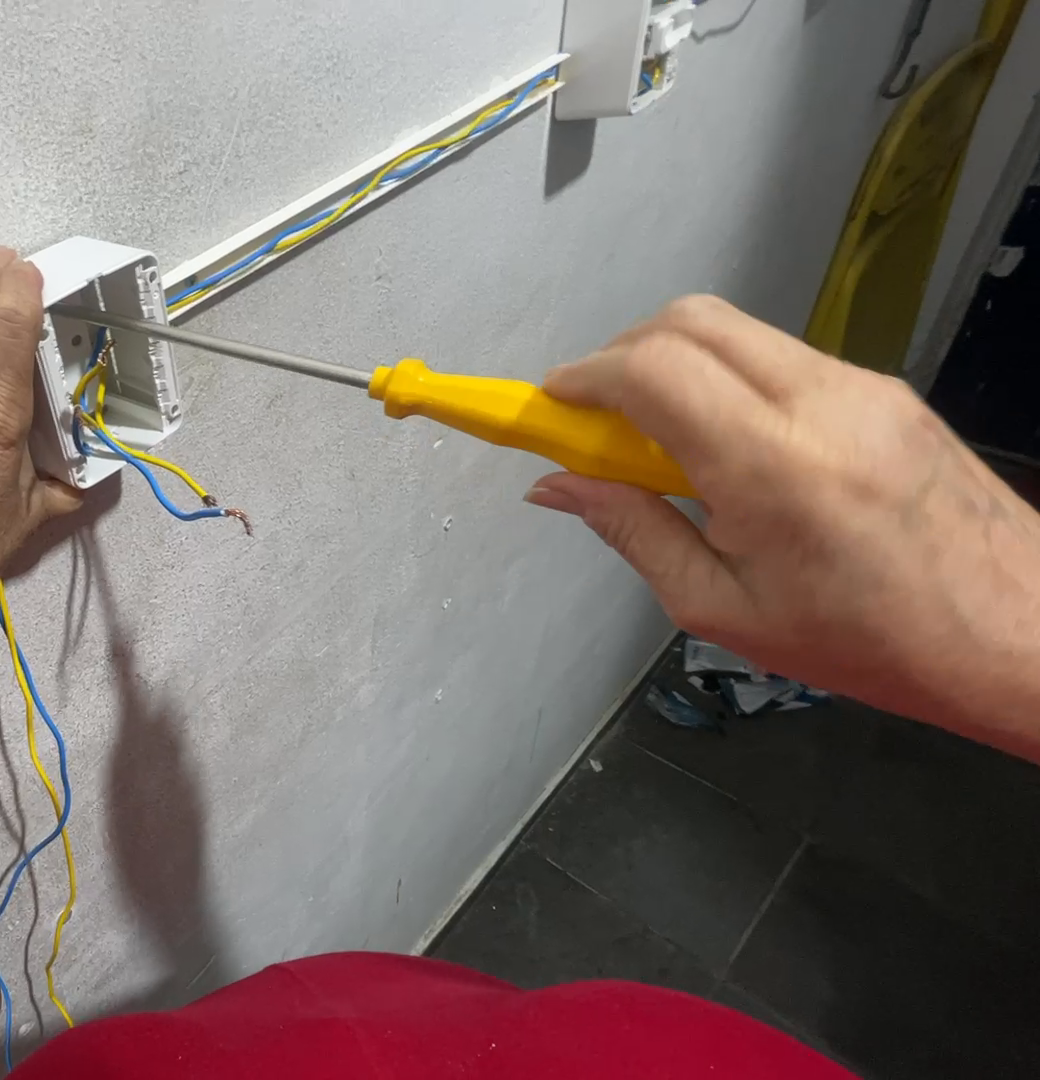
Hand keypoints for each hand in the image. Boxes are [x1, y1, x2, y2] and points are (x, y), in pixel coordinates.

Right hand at [524, 295, 1039, 743]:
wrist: (1029, 634)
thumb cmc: (862, 639)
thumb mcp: (714, 604)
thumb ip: (629, 529)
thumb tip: (553, 486)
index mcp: (772, 466)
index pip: (653, 371)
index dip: (582, 377)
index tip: (548, 409)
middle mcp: (821, 403)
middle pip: (687, 322)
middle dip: (615, 357)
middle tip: (591, 417)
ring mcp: (859, 387)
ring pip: (727, 329)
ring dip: (663, 364)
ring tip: (646, 433)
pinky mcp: (879, 388)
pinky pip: (767, 354)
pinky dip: (710, 376)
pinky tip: (709, 439)